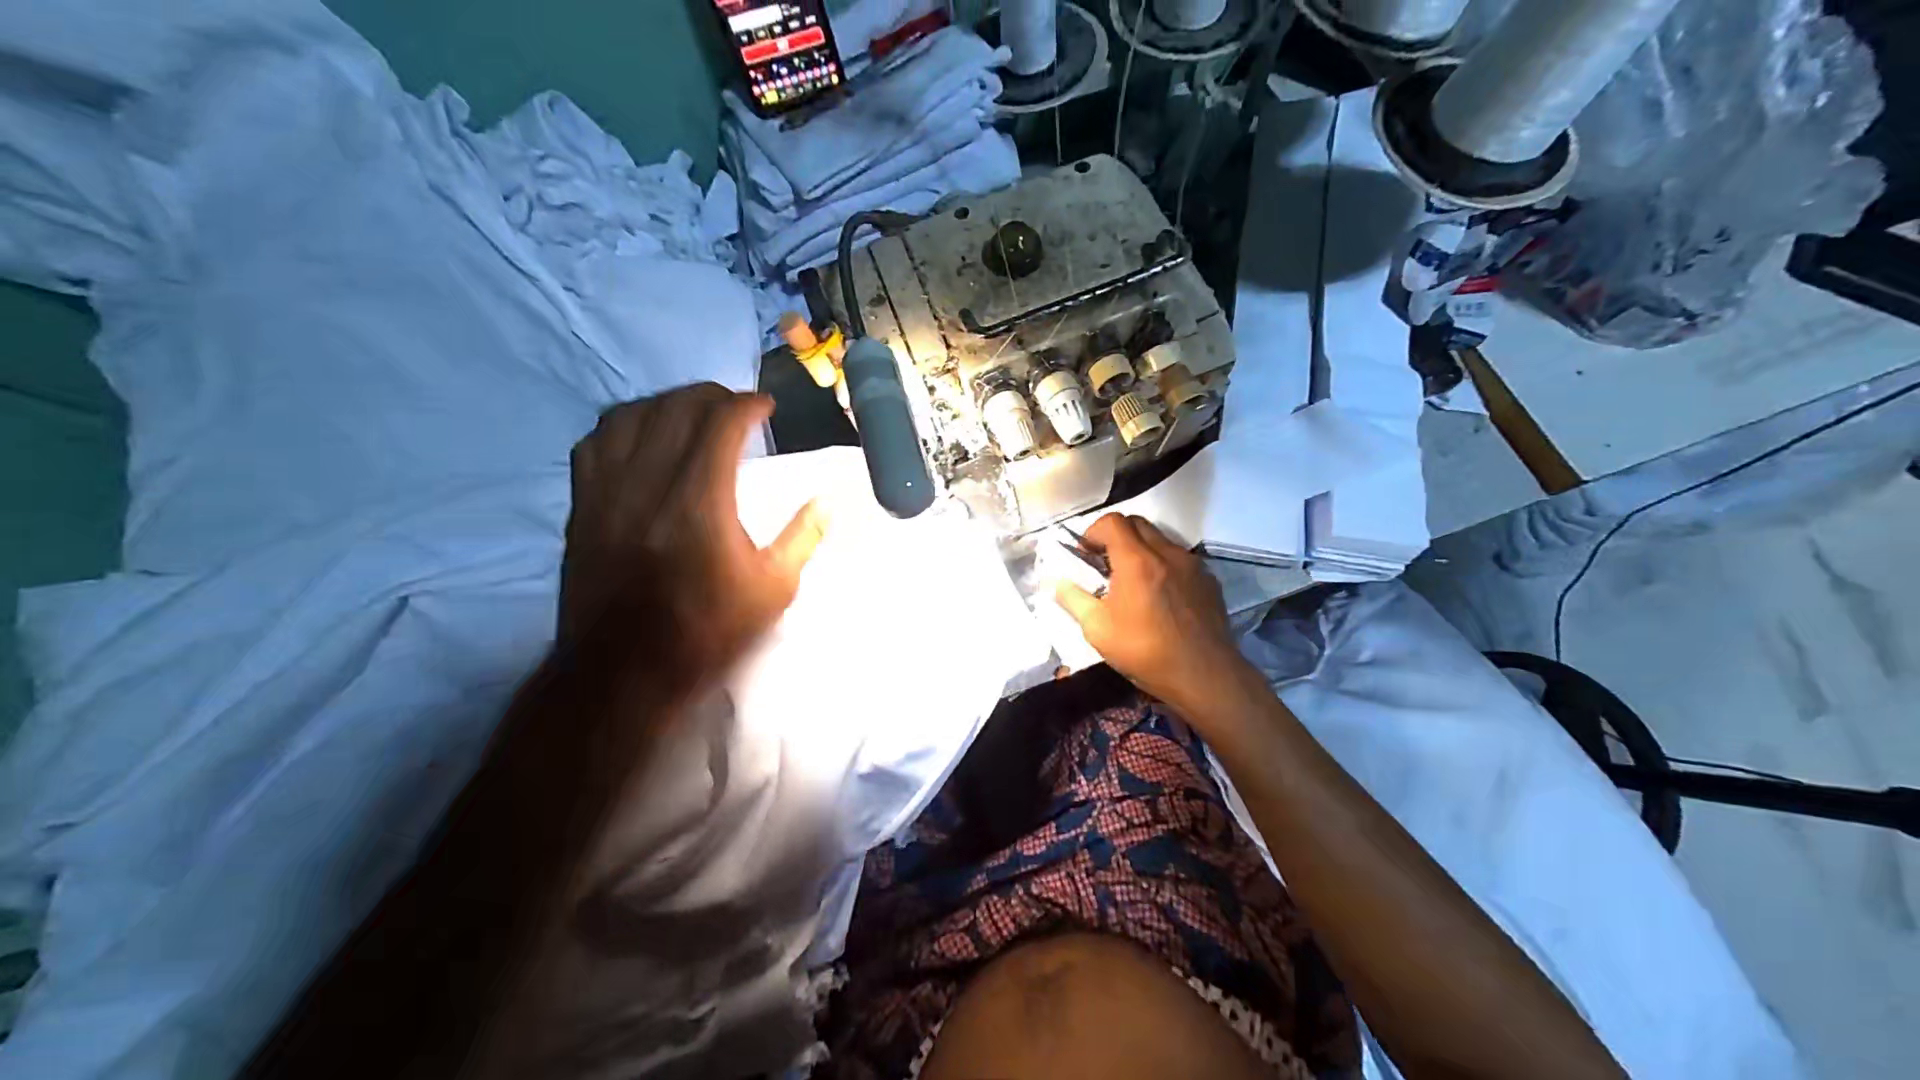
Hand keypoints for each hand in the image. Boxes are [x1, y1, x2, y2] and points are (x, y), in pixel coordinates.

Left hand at [559, 383, 825, 700]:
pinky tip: (640, 439)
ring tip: (690, 414)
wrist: (624, 674)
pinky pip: (594, 444)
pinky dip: (623, 427)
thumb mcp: (772, 591)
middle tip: (735, 406)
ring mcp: (607, 493)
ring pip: (630, 417)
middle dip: (711, 395)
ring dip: (666, 404)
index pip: (721, 422)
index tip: (766, 407)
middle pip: (675, 408)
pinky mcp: (582, 508)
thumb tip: (826, 501)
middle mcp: (648, 484)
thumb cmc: (707, 633)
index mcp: (700, 502)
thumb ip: (802, 538)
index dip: (747, 404)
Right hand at [1053, 514, 1256, 717]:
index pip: (1112, 522)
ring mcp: (1193, 565)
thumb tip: (1057, 583)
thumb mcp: (1097, 630)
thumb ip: (1073, 599)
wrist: (1205, 676)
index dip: (1093, 531)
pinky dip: (1164, 567)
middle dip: (1116, 536)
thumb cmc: (1145, 651)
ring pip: (1161, 540)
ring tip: (1133, 582)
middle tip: (1105, 564)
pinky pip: (1181, 560)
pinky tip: (1161, 598)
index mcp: (1137, 560)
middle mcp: (1168, 553)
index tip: (1086, 554)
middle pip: (1138, 524)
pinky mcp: (1209, 581)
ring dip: (1142, 550)